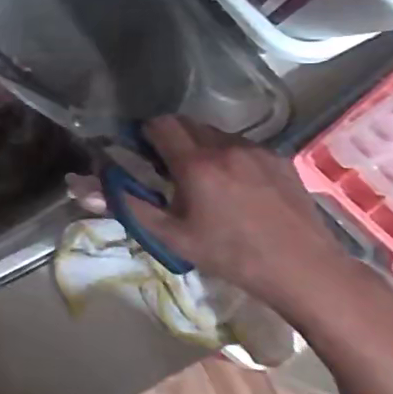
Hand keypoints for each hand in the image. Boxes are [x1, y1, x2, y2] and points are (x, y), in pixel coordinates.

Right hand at [121, 115, 364, 320]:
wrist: (304, 269)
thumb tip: (87, 187)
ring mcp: (257, 150)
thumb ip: (129, 206)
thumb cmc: (231, 255)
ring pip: (215, 133)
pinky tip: (234, 187)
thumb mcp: (171, 236)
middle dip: (170, 139)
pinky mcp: (279, 159)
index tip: (141, 154)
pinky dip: (227, 156)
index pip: (160, 124)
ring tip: (202, 180)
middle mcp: (226, 147)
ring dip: (199, 147)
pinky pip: (241, 145)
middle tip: (166, 169)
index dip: (145, 134)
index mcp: (196, 164)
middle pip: (187, 124)